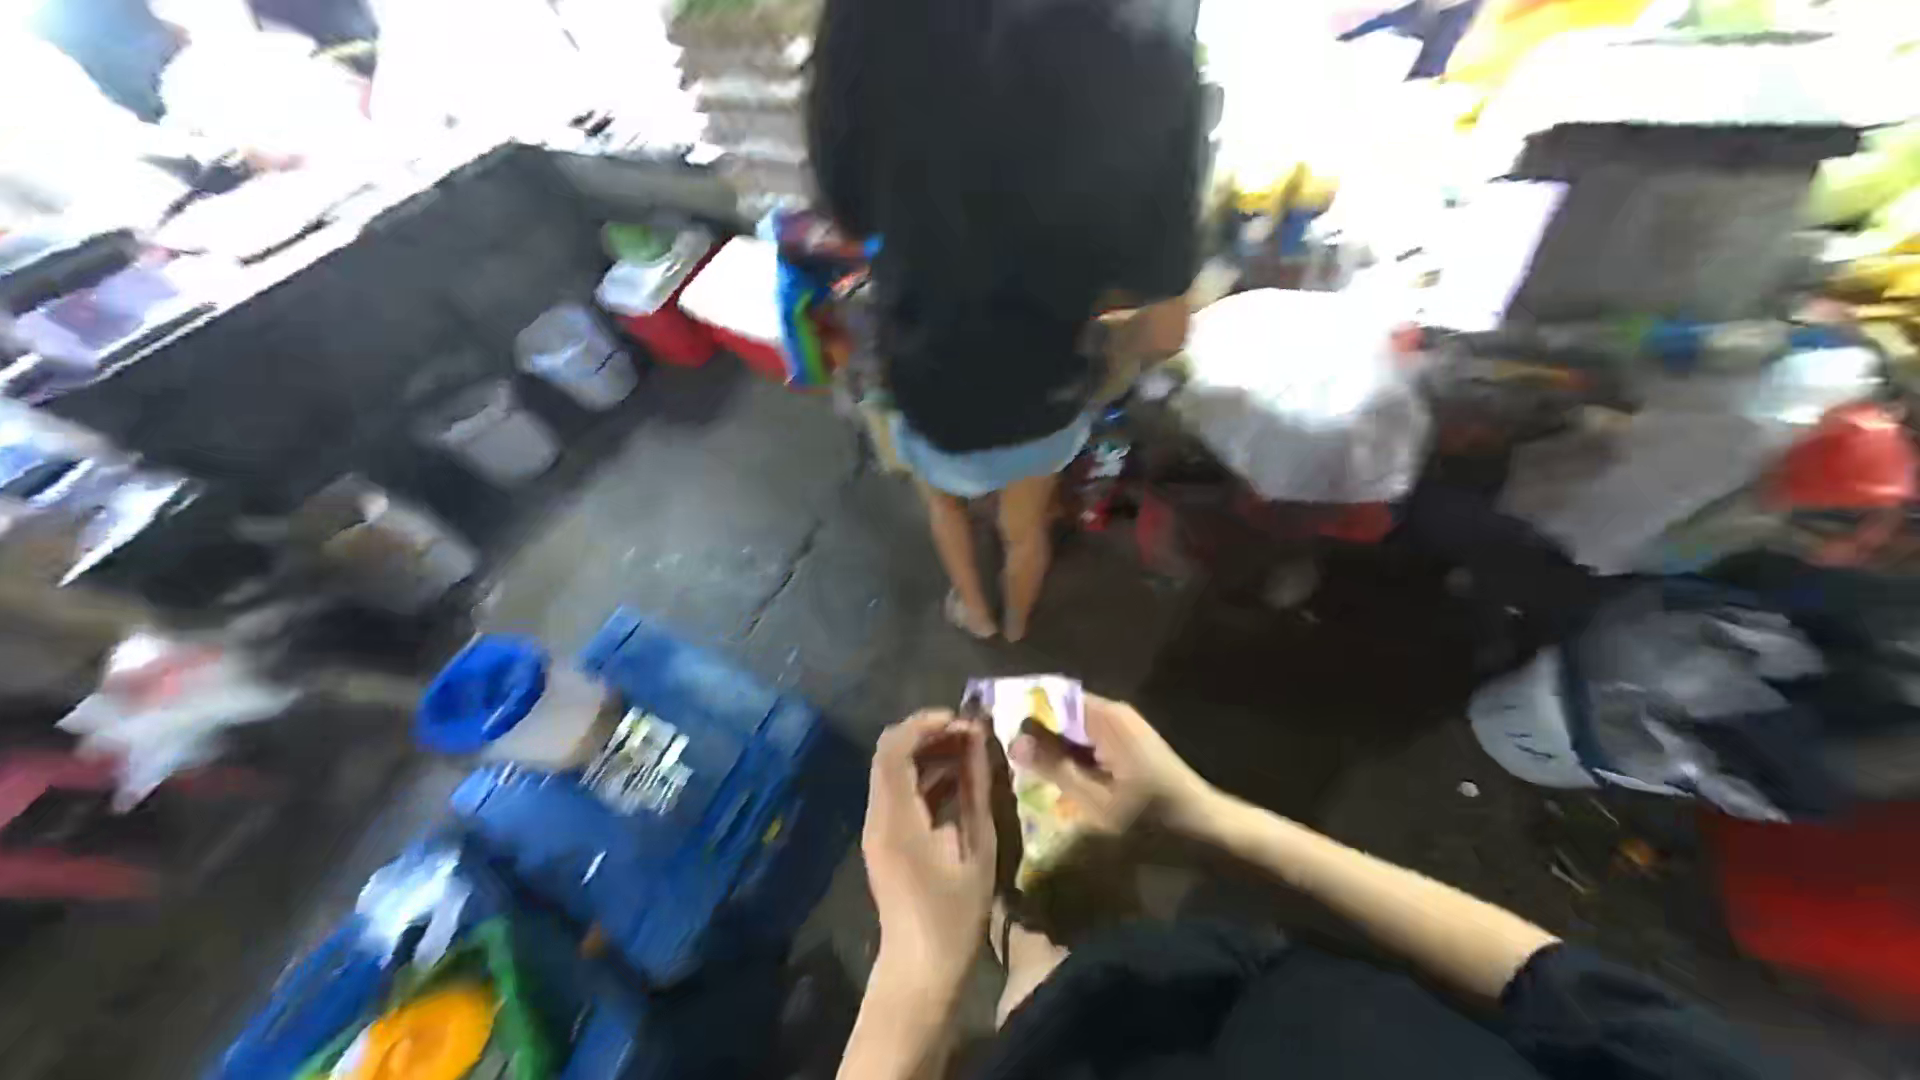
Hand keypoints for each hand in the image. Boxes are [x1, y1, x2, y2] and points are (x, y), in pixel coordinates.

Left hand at [861, 709, 996, 992]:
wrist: (920, 969)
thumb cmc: (954, 914)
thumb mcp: (977, 847)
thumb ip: (976, 788)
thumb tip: (978, 740)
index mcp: (895, 817)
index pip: (895, 748)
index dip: (926, 723)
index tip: (962, 719)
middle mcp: (877, 814)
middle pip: (891, 752)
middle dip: (930, 733)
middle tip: (971, 732)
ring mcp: (877, 825)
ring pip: (895, 768)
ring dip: (929, 752)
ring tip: (971, 748)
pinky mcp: (885, 835)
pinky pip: (900, 790)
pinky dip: (926, 774)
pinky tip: (959, 776)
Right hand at [1009, 694, 1215, 835]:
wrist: (1207, 830)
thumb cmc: (1153, 820)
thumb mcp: (1096, 801)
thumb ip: (1054, 766)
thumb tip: (1013, 738)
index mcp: (1106, 717)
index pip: (1052, 695)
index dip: (1021, 706)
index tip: (993, 725)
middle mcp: (1112, 712)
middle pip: (1060, 709)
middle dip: (1032, 729)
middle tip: (1003, 753)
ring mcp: (1121, 726)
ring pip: (1071, 725)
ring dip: (1050, 744)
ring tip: (1021, 765)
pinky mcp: (1126, 741)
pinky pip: (1086, 737)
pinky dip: (1069, 752)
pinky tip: (1054, 774)